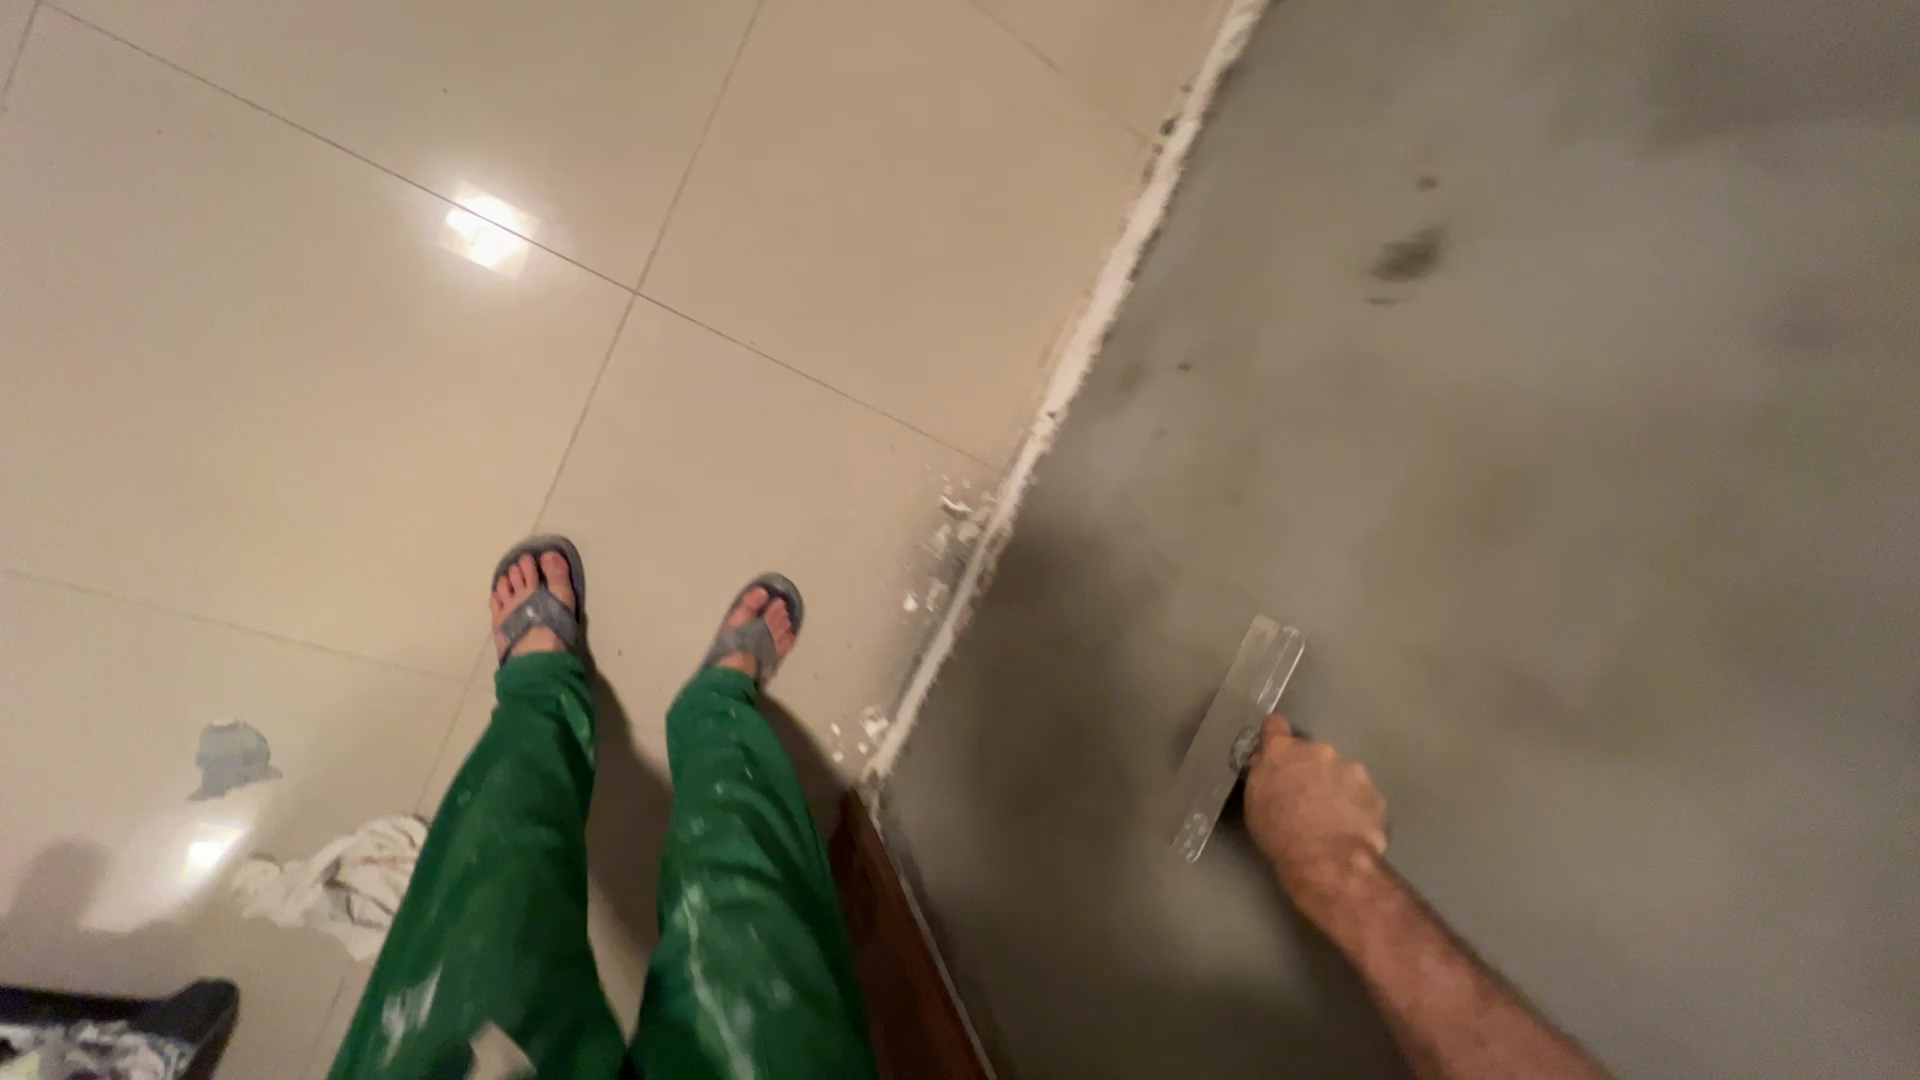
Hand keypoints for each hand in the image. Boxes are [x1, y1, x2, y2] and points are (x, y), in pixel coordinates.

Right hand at [1245, 714, 1387, 918]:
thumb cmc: (1279, 832)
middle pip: (1312, 751)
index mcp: (1283, 750)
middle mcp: (1319, 750)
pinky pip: (1361, 793)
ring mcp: (1351, 769)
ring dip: (1334, 785)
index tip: (1275, 749)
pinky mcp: (1375, 792)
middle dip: (1309, 767)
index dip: (1274, 735)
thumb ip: (1261, 773)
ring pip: (1340, 771)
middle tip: (1306, 796)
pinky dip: (1355, 805)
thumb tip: (1265, 762)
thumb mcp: (1254, 802)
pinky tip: (1350, 828)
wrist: (1328, 860)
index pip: (1275, 725)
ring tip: (1332, 816)